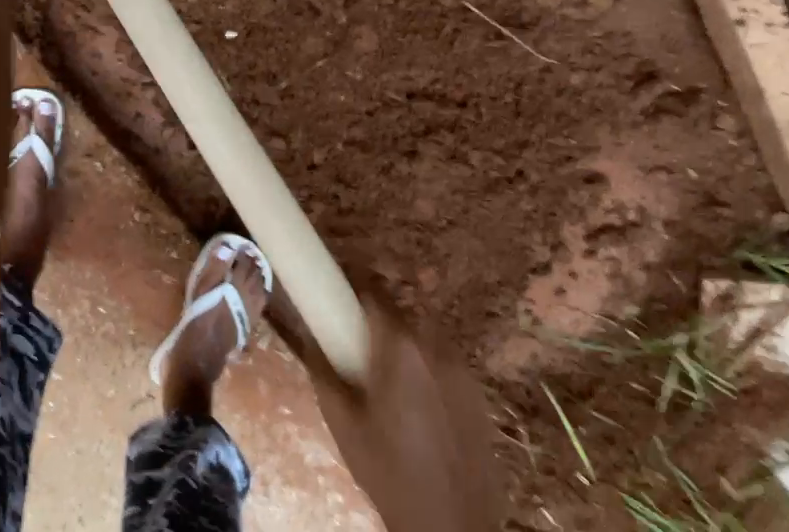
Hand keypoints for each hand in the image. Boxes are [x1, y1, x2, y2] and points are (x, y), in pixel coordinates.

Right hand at [304, 300, 504, 531]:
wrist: (451, 523)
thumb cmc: (386, 468)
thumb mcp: (339, 419)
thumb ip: (321, 366)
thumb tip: (310, 333)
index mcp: (398, 346)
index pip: (373, 289)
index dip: (351, 280)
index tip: (332, 284)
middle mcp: (435, 347)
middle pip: (400, 310)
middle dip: (375, 316)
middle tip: (351, 338)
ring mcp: (462, 370)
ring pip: (424, 335)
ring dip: (401, 340)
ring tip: (381, 371)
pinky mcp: (478, 394)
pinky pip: (443, 362)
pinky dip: (424, 365)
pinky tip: (411, 398)